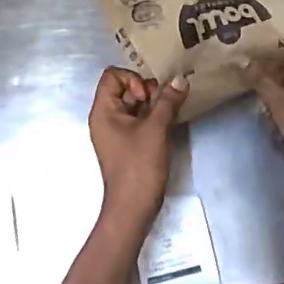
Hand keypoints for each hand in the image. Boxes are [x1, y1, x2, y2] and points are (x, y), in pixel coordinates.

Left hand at [87, 67, 186, 226]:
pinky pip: (139, 118)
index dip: (132, 78)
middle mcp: (106, 117)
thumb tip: (180, 79)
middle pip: (124, 87)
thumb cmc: (139, 166)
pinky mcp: (128, 142)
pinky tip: (170, 119)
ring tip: (171, 109)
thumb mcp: (156, 129)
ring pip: (134, 103)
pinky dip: (153, 115)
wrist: (133, 208)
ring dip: (153, 102)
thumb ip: (168, 101)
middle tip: (164, 101)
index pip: (112, 76)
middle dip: (147, 89)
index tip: (146, 95)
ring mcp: (117, 131)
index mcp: (103, 111)